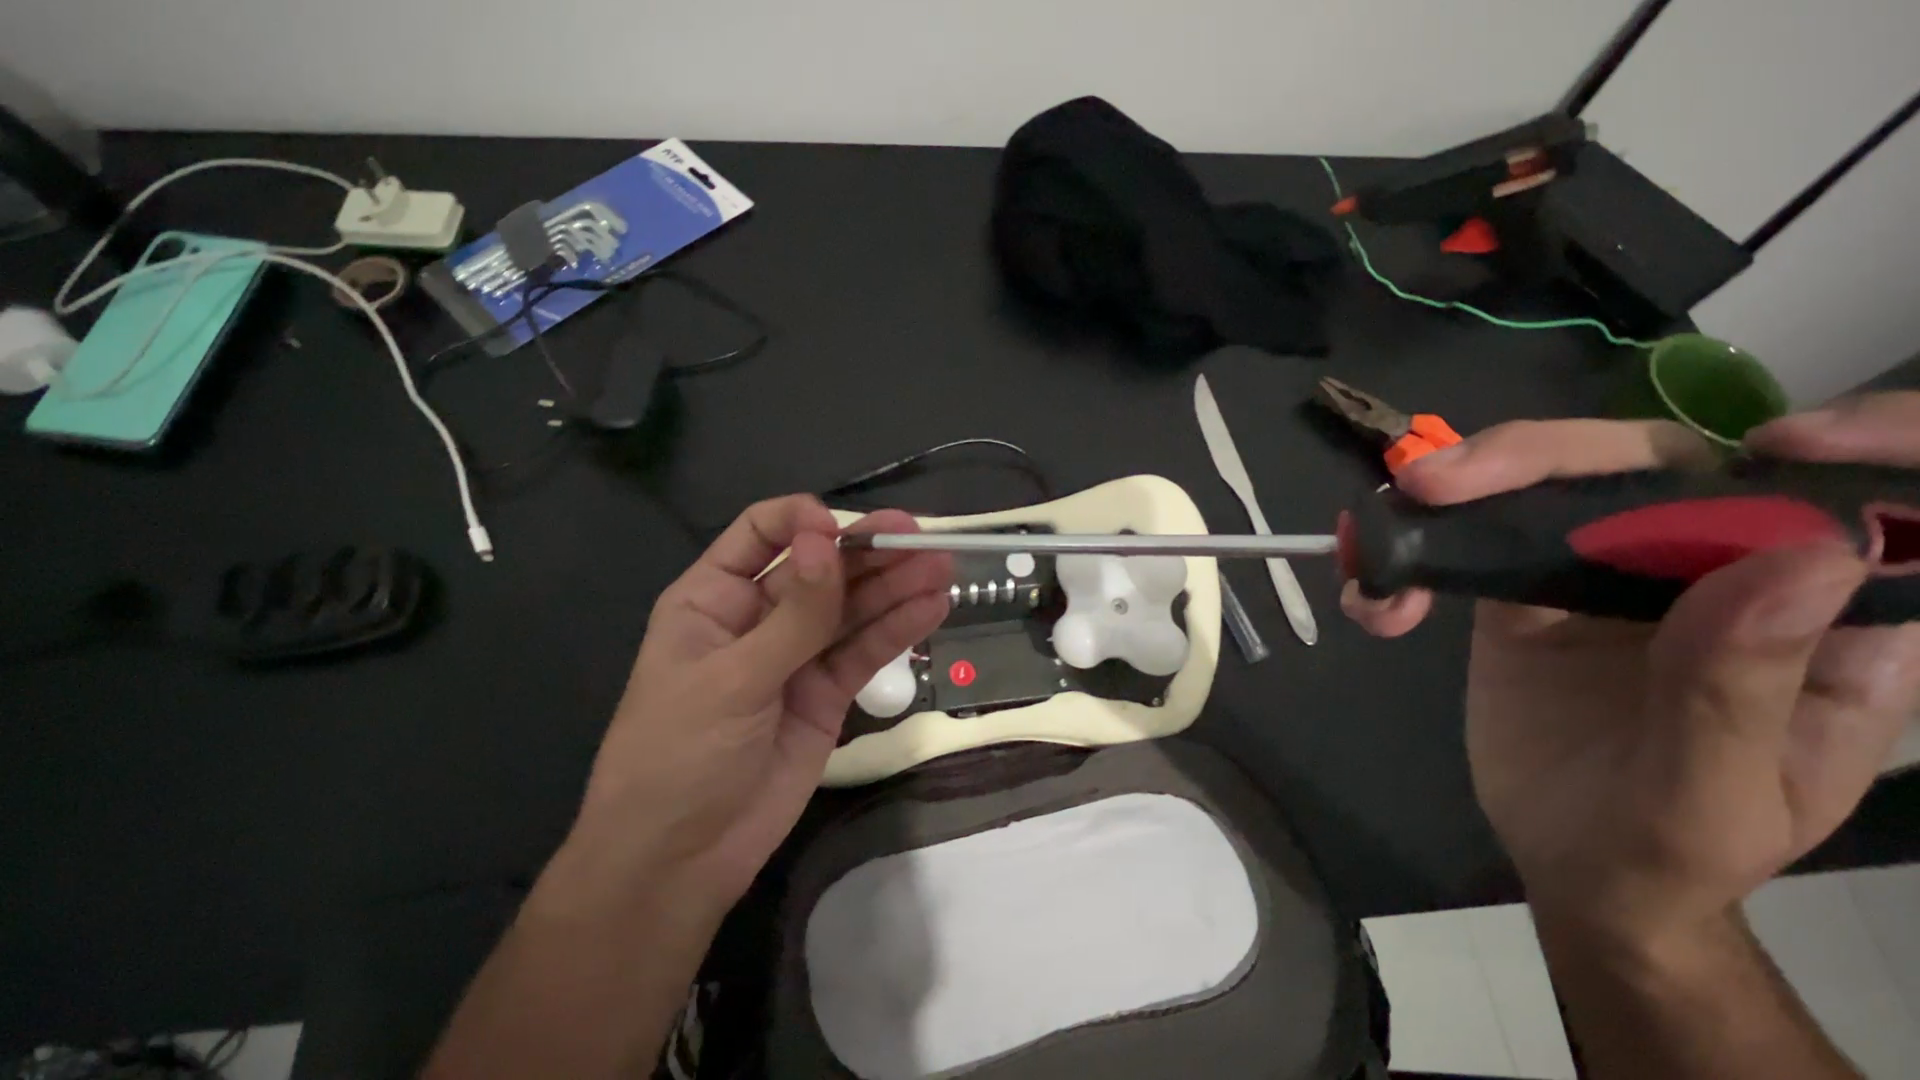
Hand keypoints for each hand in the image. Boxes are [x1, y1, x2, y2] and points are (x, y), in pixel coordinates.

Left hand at [570, 496, 952, 903]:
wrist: (679, 858)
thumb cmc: (679, 753)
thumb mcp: (732, 678)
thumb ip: (792, 614)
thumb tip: (826, 538)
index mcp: (712, 598)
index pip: (760, 534)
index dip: (802, 522)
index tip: (840, 529)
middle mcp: (757, 618)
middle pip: (819, 569)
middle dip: (867, 552)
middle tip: (922, 538)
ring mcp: (795, 658)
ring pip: (850, 610)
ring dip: (894, 587)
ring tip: (942, 568)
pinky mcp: (826, 697)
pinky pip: (864, 654)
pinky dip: (897, 631)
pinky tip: (932, 608)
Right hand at [1343, 397, 1919, 945]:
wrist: (1571, 868)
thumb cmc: (1666, 854)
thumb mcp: (1711, 800)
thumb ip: (1742, 691)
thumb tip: (1799, 558)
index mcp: (1826, 622)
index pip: (1863, 501)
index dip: (1849, 444)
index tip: (1772, 446)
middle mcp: (1727, 571)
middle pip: (1664, 468)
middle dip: (1555, 454)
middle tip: (1445, 481)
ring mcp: (1620, 569)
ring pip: (1562, 480)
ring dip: (1472, 481)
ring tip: (1399, 507)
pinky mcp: (1535, 584)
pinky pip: (1483, 533)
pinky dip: (1422, 544)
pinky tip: (1378, 595)